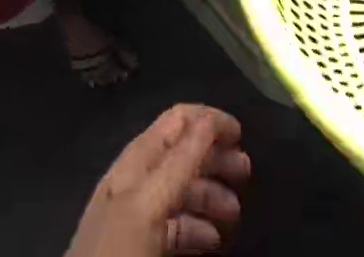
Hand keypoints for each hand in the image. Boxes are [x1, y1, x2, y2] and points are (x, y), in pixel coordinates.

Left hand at [66, 105, 250, 256]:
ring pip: (183, 191)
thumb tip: (210, 120)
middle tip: (245, 174)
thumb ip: (180, 160)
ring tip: (234, 215)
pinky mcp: (141, 246)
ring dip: (212, 196)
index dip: (210, 121)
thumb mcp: (149, 204)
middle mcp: (138, 180)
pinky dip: (197, 228)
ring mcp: (138, 215)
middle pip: (184, 153)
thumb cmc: (117, 252)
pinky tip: (212, 242)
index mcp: (137, 161)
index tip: (240, 136)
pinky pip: (175, 226)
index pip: (178, 120)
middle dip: (217, 159)